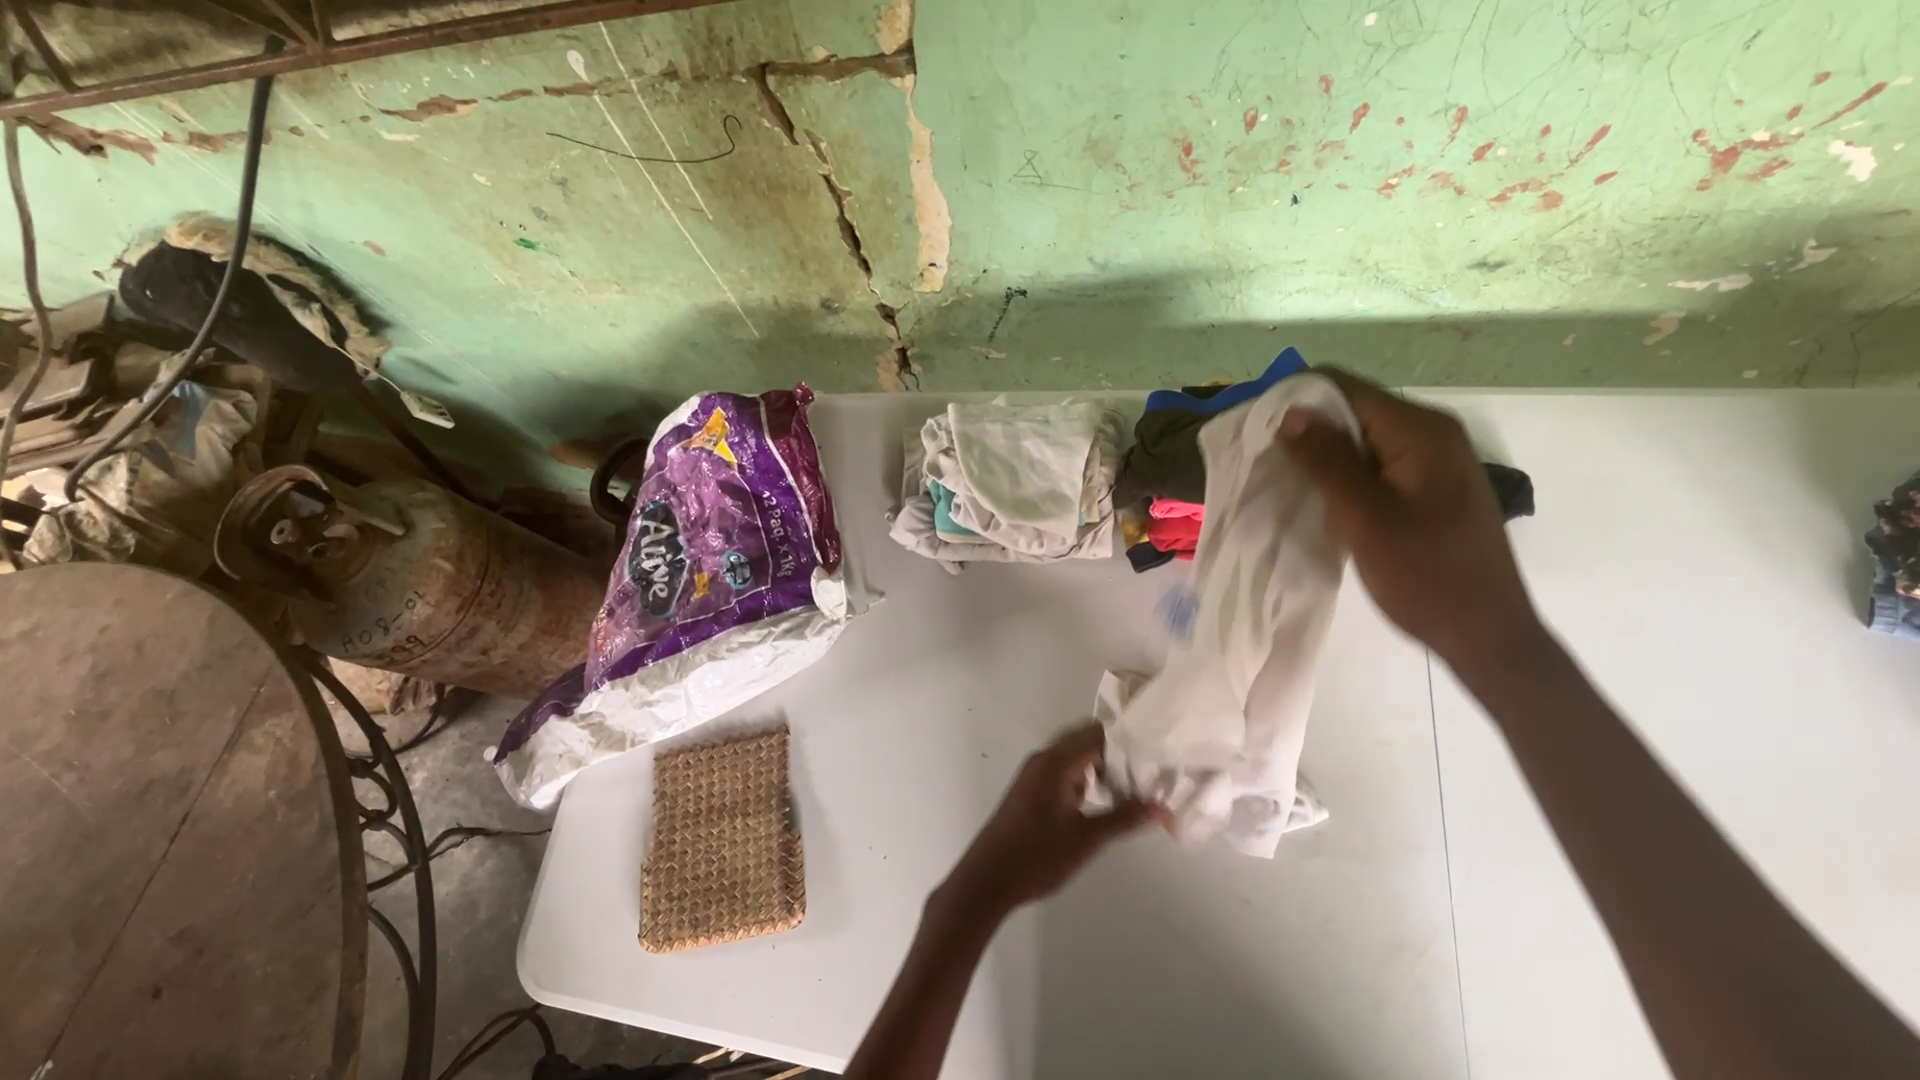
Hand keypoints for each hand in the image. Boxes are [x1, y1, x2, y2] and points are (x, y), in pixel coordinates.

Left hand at [937, 723, 1161, 919]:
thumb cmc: (1037, 856)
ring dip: (1101, 768)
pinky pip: (1064, 772)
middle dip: (1117, 755)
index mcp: (1056, 762)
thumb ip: (1125, 818)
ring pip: (1075, 757)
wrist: (986, 880)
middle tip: (1147, 777)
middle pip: (1086, 741)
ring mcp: (1034, 774)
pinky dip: (1085, 779)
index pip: (1099, 735)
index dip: (1128, 745)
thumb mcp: (1087, 839)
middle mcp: (1044, 759)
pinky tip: (1102, 803)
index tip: (1155, 762)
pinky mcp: (1030, 791)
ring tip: (1131, 792)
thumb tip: (1163, 807)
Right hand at [1280, 370, 1543, 670]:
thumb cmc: (1425, 576)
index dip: (1296, 402)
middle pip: (1354, 410)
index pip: (1345, 387)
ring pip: (1364, 440)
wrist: (1486, 635)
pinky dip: (1345, 476)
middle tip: (1264, 462)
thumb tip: (1290, 412)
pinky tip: (1321, 501)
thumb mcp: (1366, 517)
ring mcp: (1435, 462)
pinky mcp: (1431, 489)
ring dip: (1323, 456)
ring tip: (1283, 481)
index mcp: (1421, 430)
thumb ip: (1327, 460)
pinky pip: (1378, 465)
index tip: (1257, 431)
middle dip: (1307, 430)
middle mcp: (1432, 434)